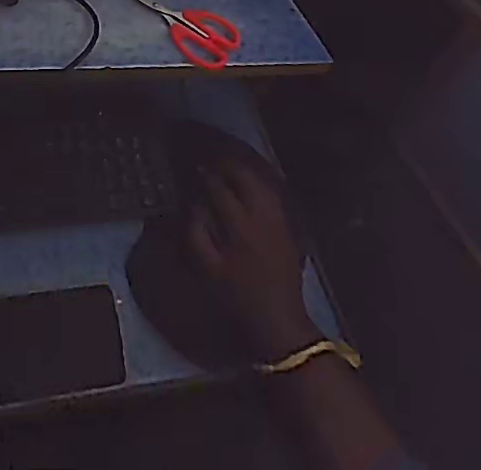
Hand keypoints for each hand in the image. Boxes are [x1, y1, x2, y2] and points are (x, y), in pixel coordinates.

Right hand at [186, 157, 316, 359]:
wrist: (278, 320)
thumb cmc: (237, 295)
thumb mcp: (207, 268)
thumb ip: (196, 232)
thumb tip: (192, 204)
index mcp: (240, 227)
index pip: (220, 189)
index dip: (206, 175)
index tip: (193, 166)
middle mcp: (262, 218)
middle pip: (246, 178)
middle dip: (227, 164)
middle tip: (210, 159)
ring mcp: (279, 221)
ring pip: (262, 183)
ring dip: (244, 170)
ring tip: (228, 164)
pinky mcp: (288, 228)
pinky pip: (273, 195)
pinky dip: (259, 182)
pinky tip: (249, 181)